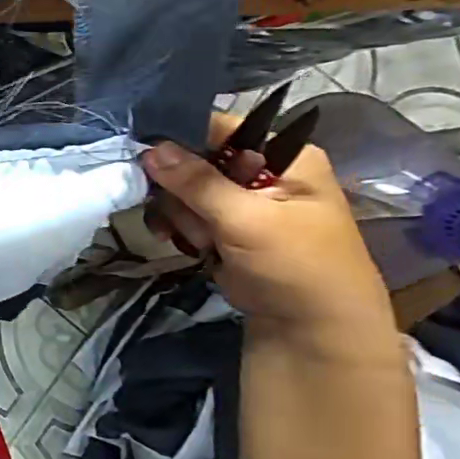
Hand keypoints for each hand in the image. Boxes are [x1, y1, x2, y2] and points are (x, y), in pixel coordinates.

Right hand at [144, 113, 396, 351]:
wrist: (310, 330)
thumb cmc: (295, 266)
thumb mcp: (247, 220)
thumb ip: (197, 182)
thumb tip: (150, 148)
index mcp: (284, 156)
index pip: (220, 128)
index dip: (182, 138)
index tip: (149, 156)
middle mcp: (261, 170)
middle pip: (193, 159)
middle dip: (181, 190)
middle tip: (188, 216)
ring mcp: (240, 200)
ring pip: (182, 189)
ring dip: (181, 216)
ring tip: (202, 242)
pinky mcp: (222, 225)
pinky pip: (184, 212)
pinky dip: (180, 228)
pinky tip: (190, 246)